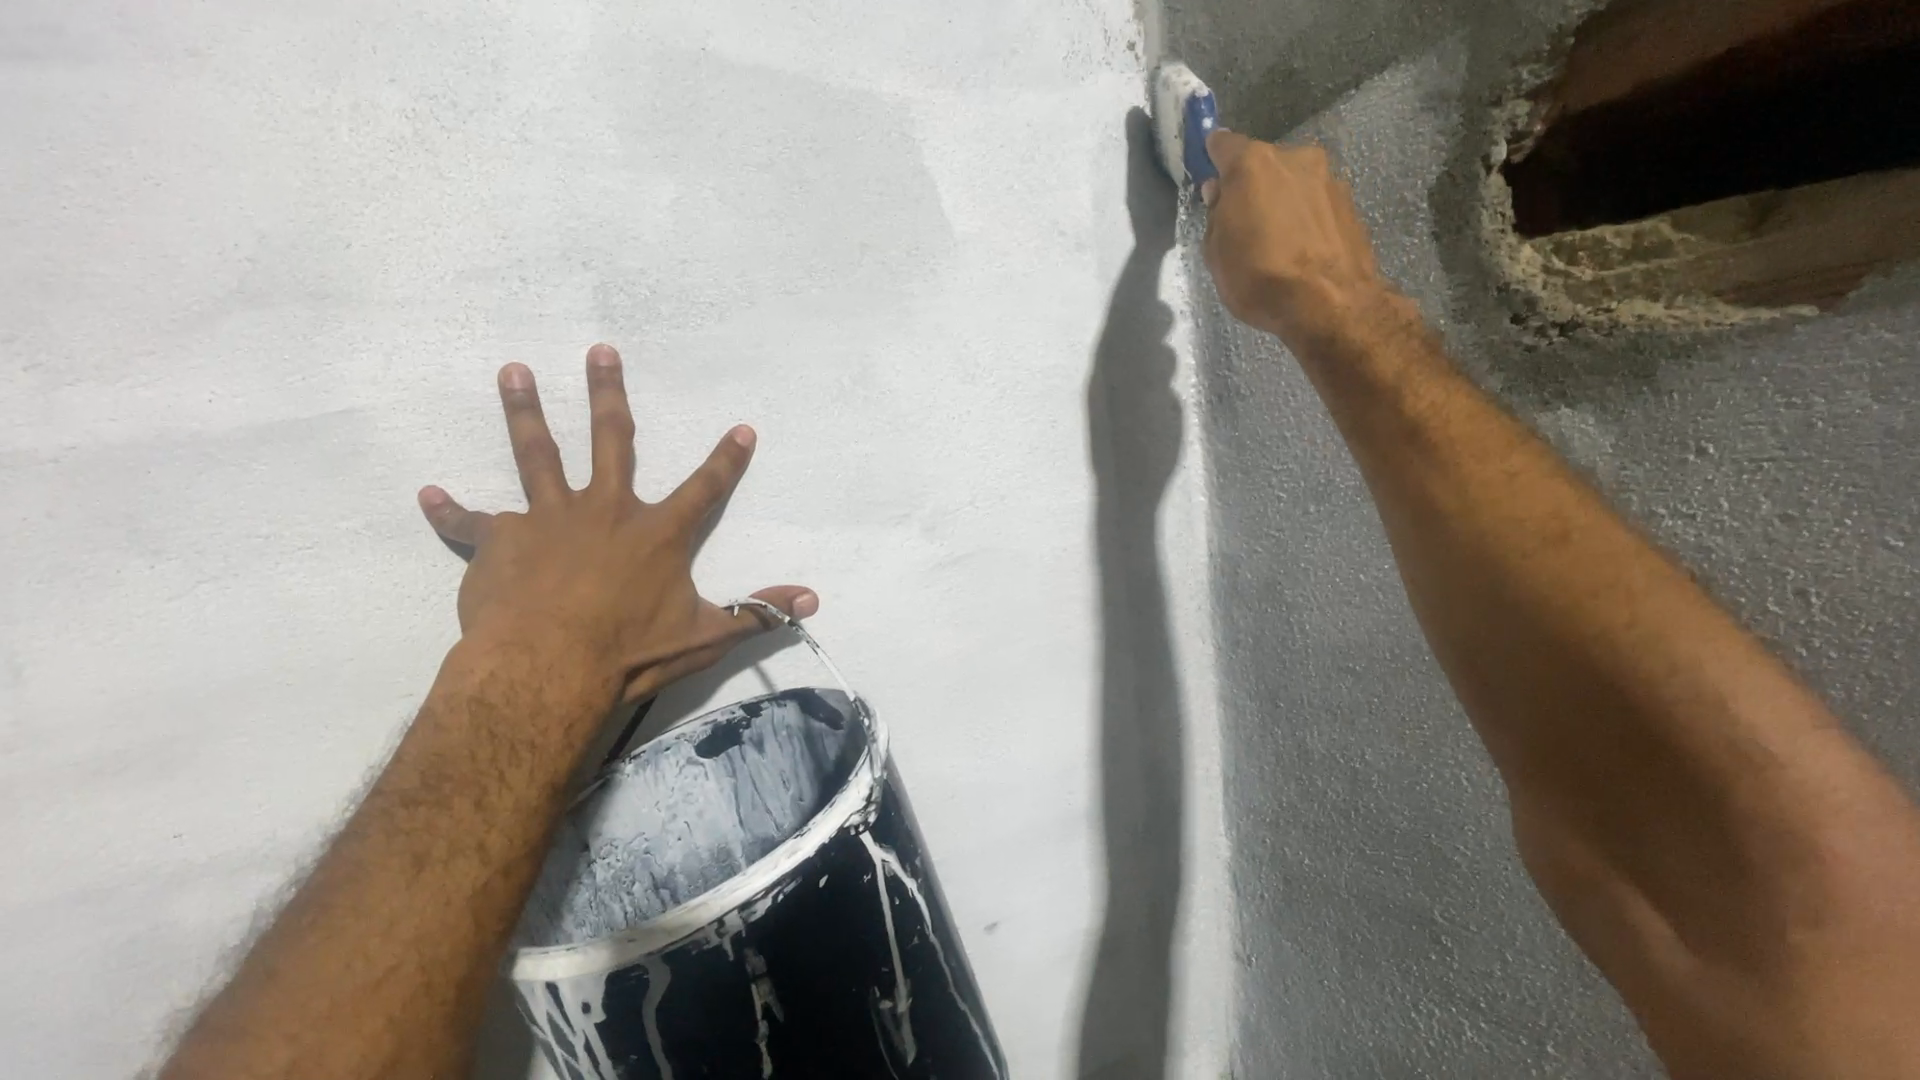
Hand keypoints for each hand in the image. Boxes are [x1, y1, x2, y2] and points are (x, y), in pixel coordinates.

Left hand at [417, 344, 815, 703]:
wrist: (547, 668)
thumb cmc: (631, 653)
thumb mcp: (705, 636)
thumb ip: (757, 614)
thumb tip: (812, 602)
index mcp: (656, 534)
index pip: (704, 488)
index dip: (726, 459)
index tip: (741, 427)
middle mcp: (604, 511)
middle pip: (611, 440)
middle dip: (608, 393)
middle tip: (600, 350)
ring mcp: (547, 521)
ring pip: (536, 455)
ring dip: (526, 411)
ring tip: (513, 371)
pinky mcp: (498, 544)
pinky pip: (467, 524)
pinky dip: (447, 511)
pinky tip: (425, 493)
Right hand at [1201, 130, 1391, 347]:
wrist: (1329, 304)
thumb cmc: (1260, 278)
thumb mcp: (1216, 253)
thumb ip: (1216, 215)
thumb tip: (1221, 194)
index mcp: (1252, 165)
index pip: (1224, 144)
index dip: (1214, 159)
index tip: (1211, 175)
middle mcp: (1294, 158)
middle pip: (1263, 164)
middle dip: (1251, 186)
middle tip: (1243, 222)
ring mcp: (1328, 178)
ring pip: (1293, 182)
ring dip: (1282, 201)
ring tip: (1277, 241)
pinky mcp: (1350, 203)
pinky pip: (1315, 203)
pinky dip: (1305, 217)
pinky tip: (1301, 249)